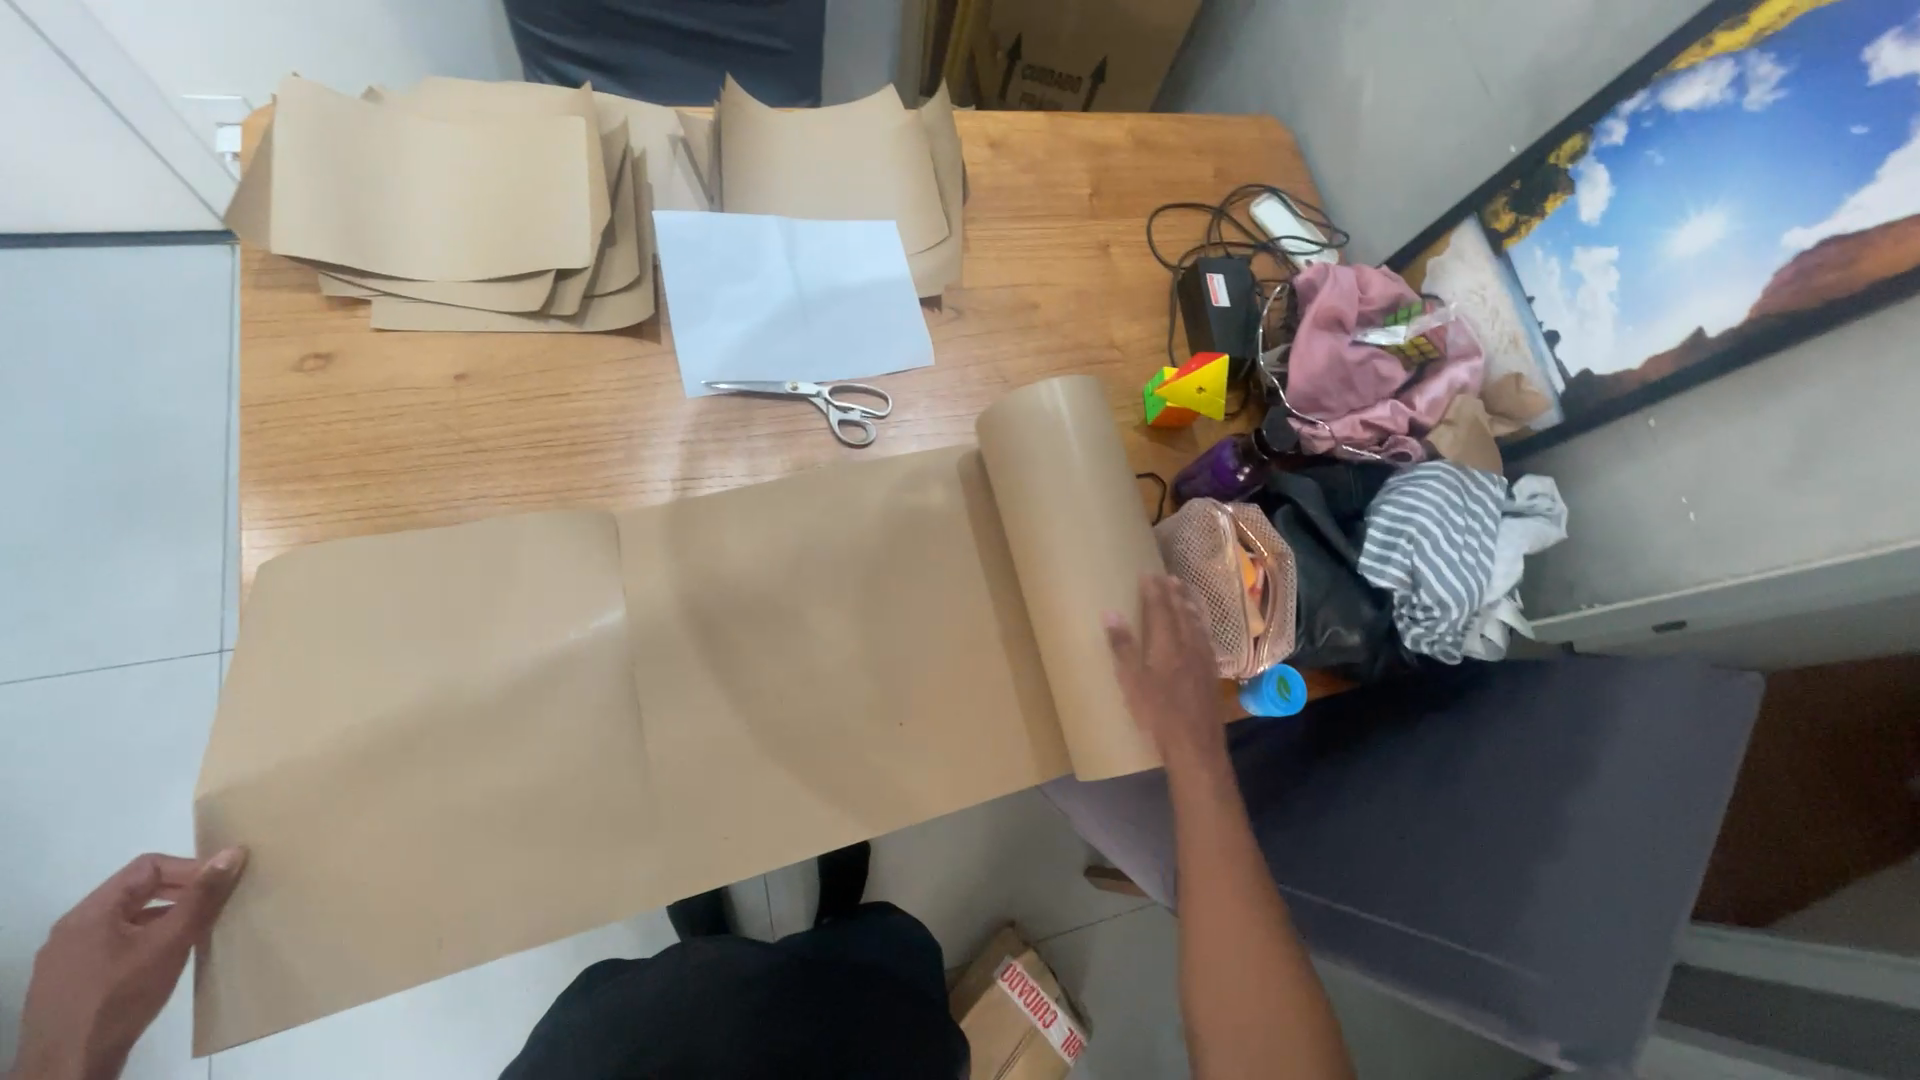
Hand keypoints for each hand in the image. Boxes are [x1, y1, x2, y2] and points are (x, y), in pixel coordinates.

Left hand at [10, 849, 246, 1079]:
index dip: (190, 868)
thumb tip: (232, 852)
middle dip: (181, 893)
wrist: (68, 1065)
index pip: (148, 866)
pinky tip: (164, 961)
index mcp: (91, 912)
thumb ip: (201, 895)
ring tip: (196, 933)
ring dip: (165, 918)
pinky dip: (146, 941)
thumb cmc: (122, 995)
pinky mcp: (69, 981)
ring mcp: (66, 957)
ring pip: (127, 919)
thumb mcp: (171, 941)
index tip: (220, 886)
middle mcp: (73, 928)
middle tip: (215, 906)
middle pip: (136, 891)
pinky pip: (115, 944)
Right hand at [1103, 574, 1227, 766]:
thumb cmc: (1158, 714)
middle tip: (1168, 577)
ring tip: (1185, 593)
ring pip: (1198, 623)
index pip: (1160, 609)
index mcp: (1167, 644)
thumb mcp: (1132, 681)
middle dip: (1174, 593)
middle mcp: (1189, 645)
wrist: (1195, 745)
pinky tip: (1201, 629)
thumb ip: (1123, 647)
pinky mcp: (1211, 674)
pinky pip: (1207, 638)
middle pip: (1182, 612)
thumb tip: (1111, 612)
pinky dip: (1201, 625)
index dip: (1153, 590)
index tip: (1147, 574)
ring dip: (1190, 605)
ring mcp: (1204, 660)